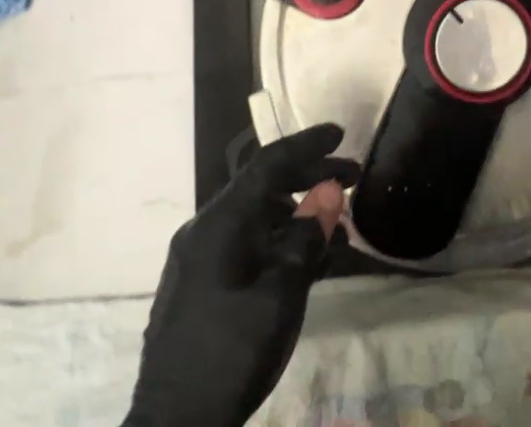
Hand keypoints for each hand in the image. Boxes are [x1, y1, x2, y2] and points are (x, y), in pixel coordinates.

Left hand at [123, 124, 359, 426]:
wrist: (175, 425)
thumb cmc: (231, 354)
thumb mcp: (280, 296)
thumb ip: (307, 238)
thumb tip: (328, 189)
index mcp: (219, 225)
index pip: (267, 165)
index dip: (307, 145)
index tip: (341, 133)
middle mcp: (204, 232)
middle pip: (262, 187)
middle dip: (309, 177)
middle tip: (355, 178)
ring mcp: (200, 259)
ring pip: (257, 218)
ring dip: (300, 214)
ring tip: (343, 227)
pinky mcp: (203, 285)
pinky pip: (249, 245)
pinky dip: (283, 242)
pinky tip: (315, 261)